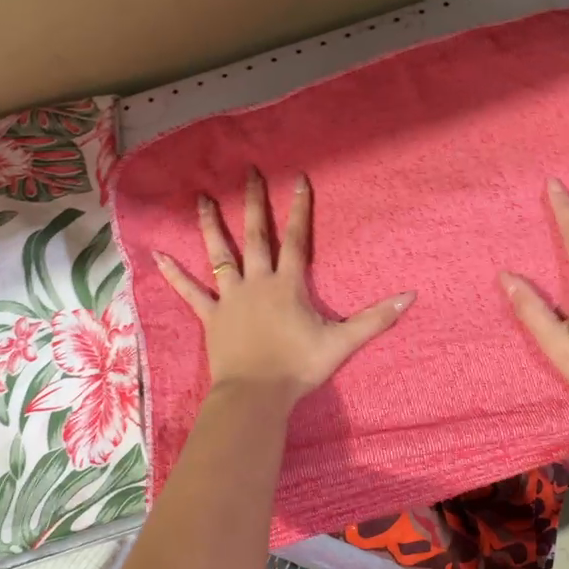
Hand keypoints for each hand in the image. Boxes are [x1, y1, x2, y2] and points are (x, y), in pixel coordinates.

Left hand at [152, 168, 413, 406]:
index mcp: (288, 285)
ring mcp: (230, 298)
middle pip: (255, 236)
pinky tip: (158, 255)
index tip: (298, 179)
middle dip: (252, 203)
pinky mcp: (211, 317)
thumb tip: (410, 296)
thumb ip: (375, 318)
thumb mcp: (342, 342)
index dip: (299, 208)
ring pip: (219, 255)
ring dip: (210, 226)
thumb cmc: (298, 367)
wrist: (256, 395)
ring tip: (201, 199)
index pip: (297, 239)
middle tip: (248, 173)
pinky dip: (174, 274)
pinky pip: (190, 292)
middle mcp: (257, 282)